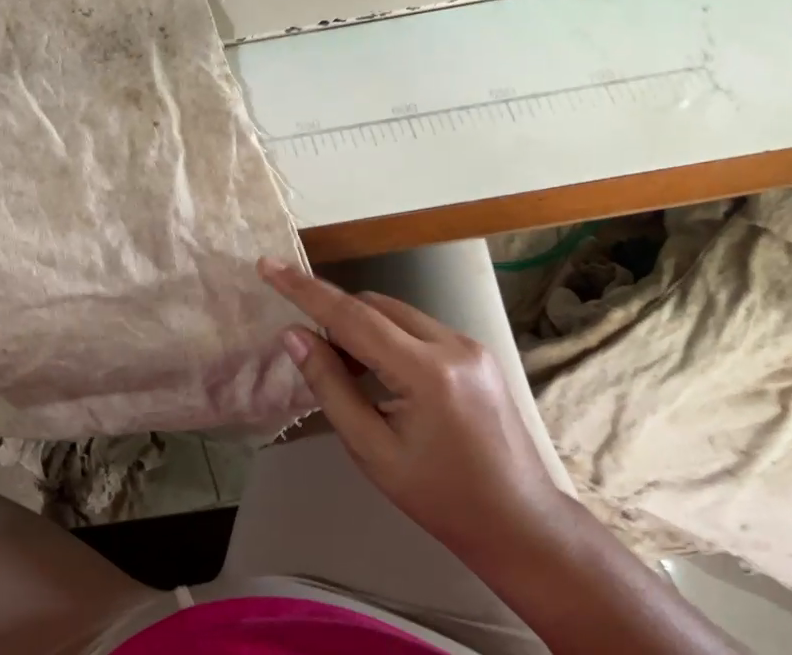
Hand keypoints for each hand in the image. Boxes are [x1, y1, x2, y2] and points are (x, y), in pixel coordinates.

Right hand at [259, 258, 565, 555]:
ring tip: (343, 368)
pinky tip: (377, 373)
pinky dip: (386, 337)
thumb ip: (329, 385)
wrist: (522, 526)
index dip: (304, 289)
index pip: (352, 315)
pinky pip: (416, 328)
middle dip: (333, 314)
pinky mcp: (477, 356)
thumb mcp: (371, 448)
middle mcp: (454, 346)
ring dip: (360, 326)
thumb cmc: (440, 497)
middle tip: (307, 349)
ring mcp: (471, 348)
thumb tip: (293, 334)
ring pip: (395, 313)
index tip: (268, 265)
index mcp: (427, 373)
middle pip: (374, 305)